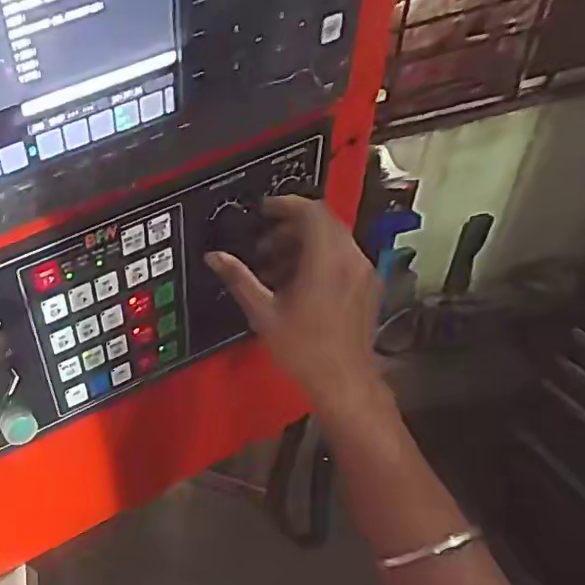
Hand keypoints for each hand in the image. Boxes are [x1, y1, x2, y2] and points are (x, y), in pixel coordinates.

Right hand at [205, 196, 387, 416]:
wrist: (342, 380)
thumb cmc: (306, 352)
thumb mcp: (264, 313)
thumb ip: (239, 279)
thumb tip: (216, 259)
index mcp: (326, 259)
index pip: (310, 210)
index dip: (285, 204)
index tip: (266, 210)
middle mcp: (351, 259)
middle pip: (323, 223)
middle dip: (291, 229)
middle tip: (266, 246)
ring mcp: (363, 273)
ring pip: (334, 241)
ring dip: (305, 246)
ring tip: (278, 270)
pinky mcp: (368, 288)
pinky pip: (344, 259)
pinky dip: (322, 261)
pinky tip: (300, 286)